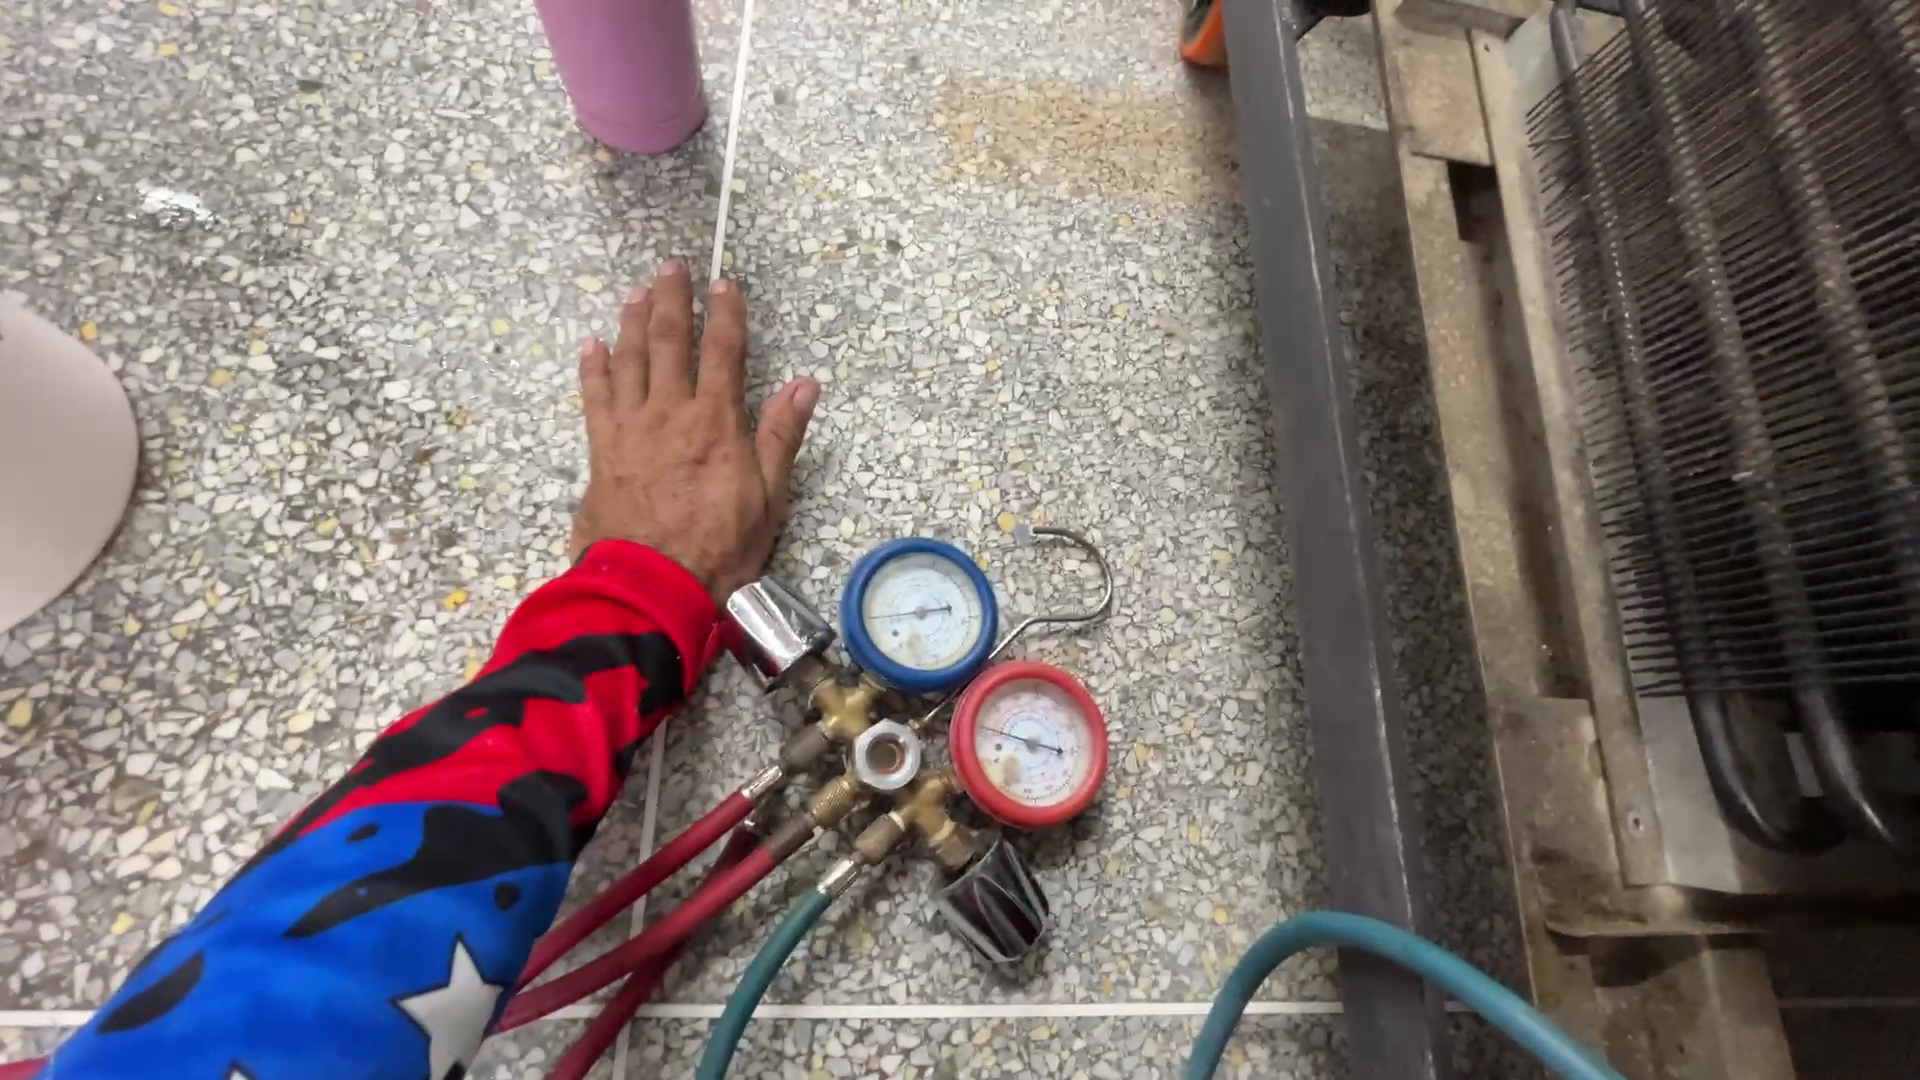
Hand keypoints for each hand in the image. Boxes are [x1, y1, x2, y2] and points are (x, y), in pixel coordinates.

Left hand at [569, 259, 820, 603]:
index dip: (725, 314)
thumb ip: (782, 435)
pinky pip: (594, 396)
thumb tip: (805, 385)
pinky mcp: (601, 448)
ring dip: (632, 321)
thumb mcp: (770, 495)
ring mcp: (630, 426)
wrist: (652, 582)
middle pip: (668, 342)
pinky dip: (593, 367)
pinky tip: (592, 345)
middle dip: (671, 300)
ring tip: (636, 292)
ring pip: (629, 359)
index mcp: (717, 420)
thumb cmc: (721, 544)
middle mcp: (670, 410)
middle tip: (671, 267)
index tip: (725, 283)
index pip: (723, 352)